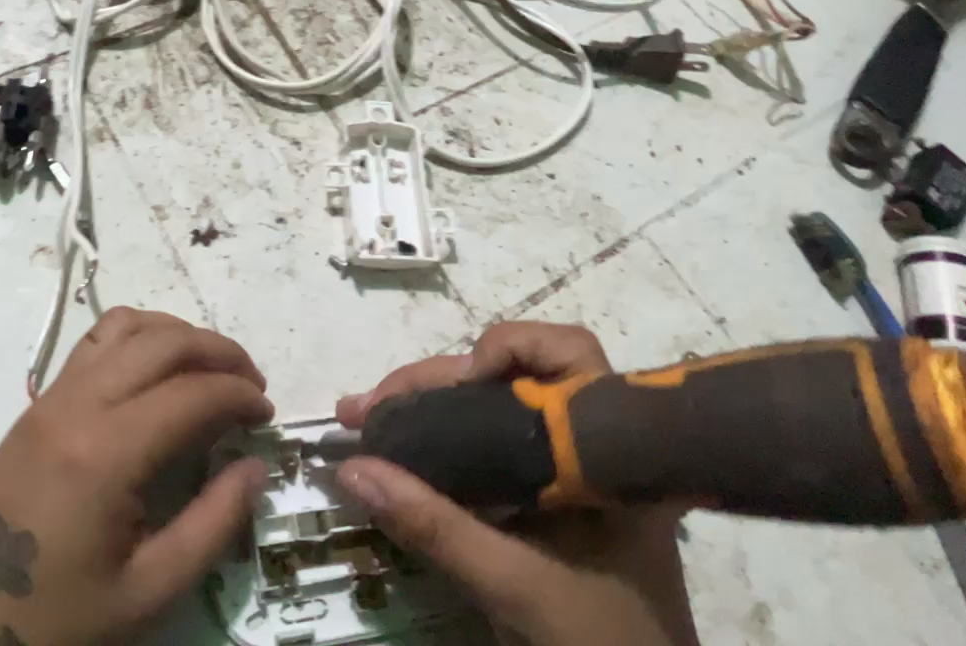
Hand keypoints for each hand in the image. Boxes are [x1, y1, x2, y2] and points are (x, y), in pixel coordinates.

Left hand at [0, 308, 273, 645]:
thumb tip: (256, 465)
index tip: (268, 415)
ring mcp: (50, 398)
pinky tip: (155, 371)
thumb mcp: (148, 591)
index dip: (240, 395)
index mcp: (107, 452)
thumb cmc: (56, 619)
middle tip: (252, 384)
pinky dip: (137, 337)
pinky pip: (93, 343)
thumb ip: (213, 524)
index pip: (193, 392)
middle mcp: (78, 405)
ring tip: (210, 368)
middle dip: (219, 352)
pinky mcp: (35, 406)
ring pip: (125, 326)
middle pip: (163, 342)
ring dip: (177, 334)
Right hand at [334, 323, 698, 645]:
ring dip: (433, 404)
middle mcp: (595, 444)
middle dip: (437, 381)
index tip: (458, 385)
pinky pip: (493, 441)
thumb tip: (352, 468)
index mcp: (612, 452)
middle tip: (370, 406)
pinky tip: (403, 450)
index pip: (567, 352)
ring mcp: (572, 467)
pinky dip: (444, 438)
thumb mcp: (512, 585)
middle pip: (515, 373)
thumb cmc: (595, 641)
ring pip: (498, 404)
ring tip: (370, 417)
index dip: (509, 349)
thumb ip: (435, 526)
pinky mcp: (549, 492)